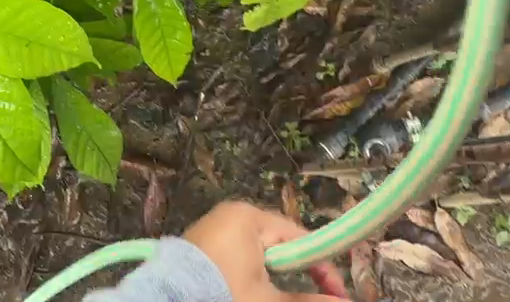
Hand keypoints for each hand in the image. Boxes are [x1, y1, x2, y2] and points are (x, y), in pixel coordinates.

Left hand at [182, 202, 348, 301]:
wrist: (169, 301)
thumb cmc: (224, 294)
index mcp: (249, 218)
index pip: (298, 237)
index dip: (322, 268)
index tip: (339, 298)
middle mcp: (231, 216)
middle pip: (278, 246)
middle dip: (299, 276)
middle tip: (319, 300)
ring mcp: (213, 231)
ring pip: (258, 256)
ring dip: (276, 281)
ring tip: (289, 298)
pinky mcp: (200, 249)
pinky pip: (238, 260)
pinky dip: (253, 279)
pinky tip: (258, 294)